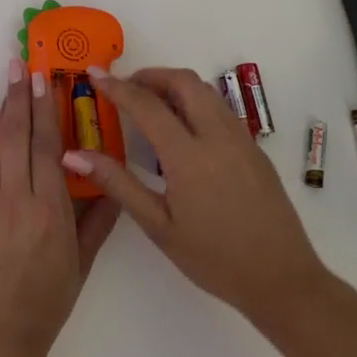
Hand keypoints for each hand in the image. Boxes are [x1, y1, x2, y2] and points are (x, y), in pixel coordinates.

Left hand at [0, 58, 120, 356]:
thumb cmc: (46, 302)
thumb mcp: (81, 264)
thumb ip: (98, 221)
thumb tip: (113, 184)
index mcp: (51, 211)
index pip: (49, 147)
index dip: (46, 109)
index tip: (45, 79)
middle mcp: (18, 199)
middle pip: (19, 137)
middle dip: (20, 97)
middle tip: (21, 64)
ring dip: (2, 111)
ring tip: (7, 81)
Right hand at [63, 67, 327, 322]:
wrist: (284, 281)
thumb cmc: (214, 259)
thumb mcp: (158, 226)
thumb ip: (117, 183)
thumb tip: (73, 155)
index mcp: (189, 156)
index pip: (146, 105)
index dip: (116, 86)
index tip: (93, 75)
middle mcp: (218, 138)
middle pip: (184, 82)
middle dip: (150, 76)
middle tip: (125, 89)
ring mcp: (242, 141)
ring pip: (207, 92)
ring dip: (175, 86)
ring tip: (150, 105)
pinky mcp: (256, 151)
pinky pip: (222, 110)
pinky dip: (196, 103)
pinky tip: (182, 131)